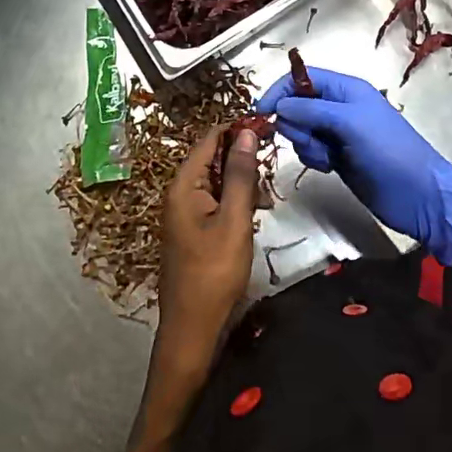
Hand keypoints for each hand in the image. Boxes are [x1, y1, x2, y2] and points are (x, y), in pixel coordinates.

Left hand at [157, 126, 259, 338]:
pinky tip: (255, 211)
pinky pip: (216, 200)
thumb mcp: (233, 220)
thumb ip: (239, 175)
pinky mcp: (194, 228)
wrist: (193, 326)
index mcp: (183, 184)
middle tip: (272, 164)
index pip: (208, 140)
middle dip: (241, 157)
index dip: (236, 129)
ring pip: (216, 181)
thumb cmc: (213, 272)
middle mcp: (180, 191)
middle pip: (211, 158)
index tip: (266, 125)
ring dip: (241, 181)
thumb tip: (246, 132)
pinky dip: (235, 200)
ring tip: (266, 194)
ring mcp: (185, 211)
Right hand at [256, 66, 451, 264]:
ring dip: (304, 143)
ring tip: (325, 157)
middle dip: (295, 123)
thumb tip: (279, 106)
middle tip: (310, 141)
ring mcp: (337, 132)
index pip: (301, 78)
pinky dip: (312, 157)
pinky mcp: (337, 156)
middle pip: (296, 105)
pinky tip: (328, 167)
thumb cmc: (390, 153)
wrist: (421, 199)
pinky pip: (309, 149)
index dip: (279, 91)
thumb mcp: (350, 123)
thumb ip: (311, 110)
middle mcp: (339, 106)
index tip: (262, 112)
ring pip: (300, 129)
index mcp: (345, 89)